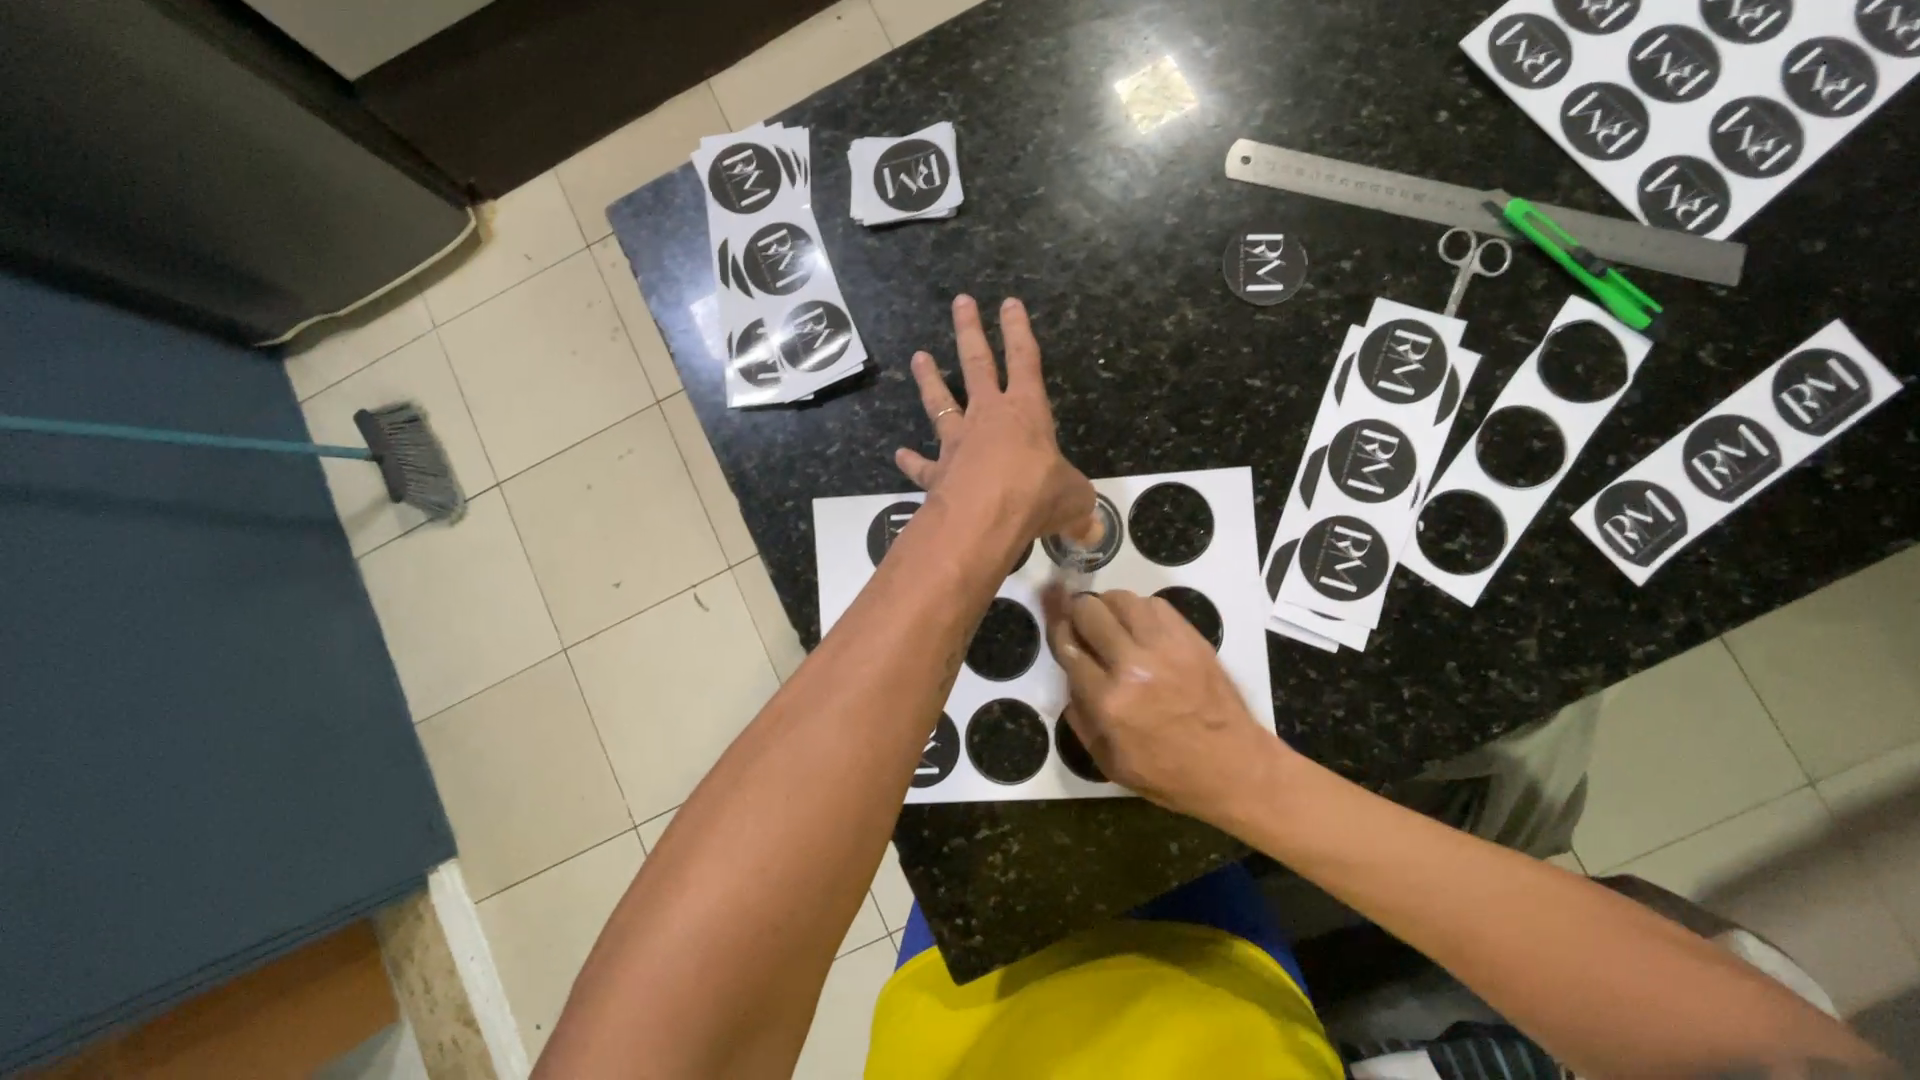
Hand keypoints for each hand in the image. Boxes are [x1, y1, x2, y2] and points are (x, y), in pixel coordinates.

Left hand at [896, 296, 1097, 542]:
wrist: (983, 517)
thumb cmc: (1035, 495)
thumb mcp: (1072, 499)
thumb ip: (1078, 509)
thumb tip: (1092, 531)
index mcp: (1026, 412)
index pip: (1025, 361)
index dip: (1019, 331)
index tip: (1010, 303)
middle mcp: (988, 417)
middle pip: (977, 365)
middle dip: (970, 332)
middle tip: (961, 302)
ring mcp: (957, 442)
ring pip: (940, 402)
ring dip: (929, 379)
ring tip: (918, 357)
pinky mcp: (937, 472)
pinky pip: (922, 464)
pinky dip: (911, 460)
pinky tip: (900, 454)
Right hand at [1044, 588, 1290, 826]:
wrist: (1232, 766)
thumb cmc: (1167, 773)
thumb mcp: (1108, 761)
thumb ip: (1081, 719)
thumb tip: (1071, 681)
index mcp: (1108, 700)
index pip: (1068, 646)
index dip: (1056, 630)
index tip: (1056, 624)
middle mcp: (1133, 665)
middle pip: (1090, 612)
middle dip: (1076, 611)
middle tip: (1078, 618)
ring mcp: (1165, 647)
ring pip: (1122, 599)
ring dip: (1107, 606)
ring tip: (1108, 619)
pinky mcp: (1190, 639)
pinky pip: (1155, 605)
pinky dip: (1139, 609)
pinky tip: (1138, 625)